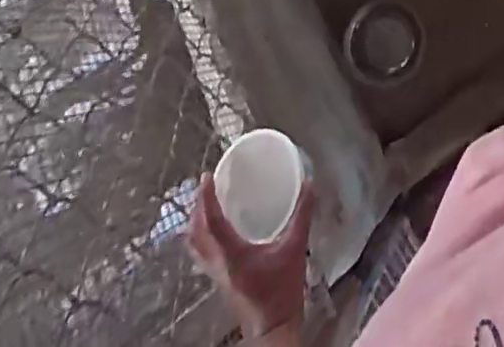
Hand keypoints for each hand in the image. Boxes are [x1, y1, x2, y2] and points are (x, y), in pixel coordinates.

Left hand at [188, 173, 312, 337]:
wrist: (274, 327)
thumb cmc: (283, 289)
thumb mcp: (295, 248)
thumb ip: (302, 214)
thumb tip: (309, 183)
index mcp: (232, 254)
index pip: (211, 222)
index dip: (206, 198)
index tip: (206, 177)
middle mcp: (217, 263)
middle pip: (196, 232)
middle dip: (197, 206)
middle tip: (205, 185)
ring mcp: (215, 273)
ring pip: (195, 243)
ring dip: (196, 221)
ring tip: (205, 201)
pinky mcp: (218, 278)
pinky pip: (201, 251)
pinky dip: (201, 234)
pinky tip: (214, 226)